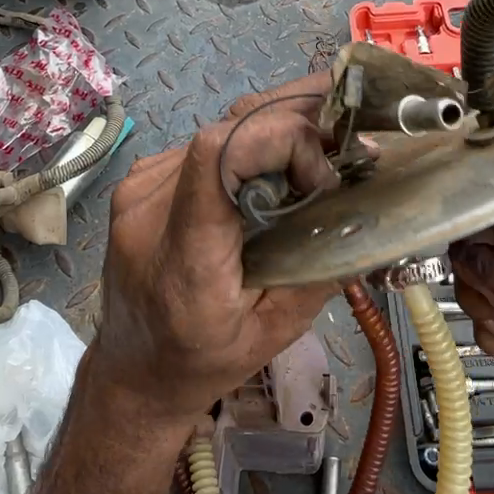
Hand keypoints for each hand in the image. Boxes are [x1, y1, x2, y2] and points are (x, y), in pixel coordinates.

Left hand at [86, 73, 341, 424]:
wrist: (130, 370)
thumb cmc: (200, 362)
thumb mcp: (274, 333)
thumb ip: (316, 271)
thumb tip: (363, 210)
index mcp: (184, 256)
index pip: (220, 153)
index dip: (280, 139)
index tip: (320, 178)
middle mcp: (150, 206)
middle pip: (228, 127)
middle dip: (295, 122)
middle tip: (345, 139)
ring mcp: (140, 186)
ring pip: (220, 126)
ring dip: (276, 129)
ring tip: (322, 146)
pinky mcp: (143, 178)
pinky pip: (207, 142)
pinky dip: (251, 142)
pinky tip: (279, 162)